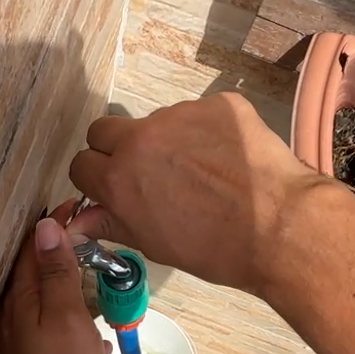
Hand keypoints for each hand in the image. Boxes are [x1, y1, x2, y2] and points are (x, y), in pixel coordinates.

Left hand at [0, 213, 109, 353]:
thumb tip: (45, 226)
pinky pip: (55, 333)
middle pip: (35, 275)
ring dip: (73, 294)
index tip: (78, 207)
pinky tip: (96, 342)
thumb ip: (56, 273)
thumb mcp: (66, 317)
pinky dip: (75, 328)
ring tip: (100, 292)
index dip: (53, 225)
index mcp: (17, 301)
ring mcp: (22, 344)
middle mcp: (12, 318)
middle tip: (93, 244)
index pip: (30, 249)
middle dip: (63, 257)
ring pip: (48, 305)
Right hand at [67, 93, 337, 295]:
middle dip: (115, 150)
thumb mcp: (153, 244)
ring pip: (155, 123)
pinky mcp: (218, 104)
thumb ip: (111, 224)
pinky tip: (226, 162)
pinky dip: (206, 135)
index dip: (94, 180)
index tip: (111, 190)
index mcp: (118, 179)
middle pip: (104, 130)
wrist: (277, 227)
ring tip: (199, 174)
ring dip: (164, 142)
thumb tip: (76, 224)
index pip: (81, 164)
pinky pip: (199, 115)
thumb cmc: (212, 249)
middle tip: (144, 175)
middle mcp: (141, 139)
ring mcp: (180, 115)